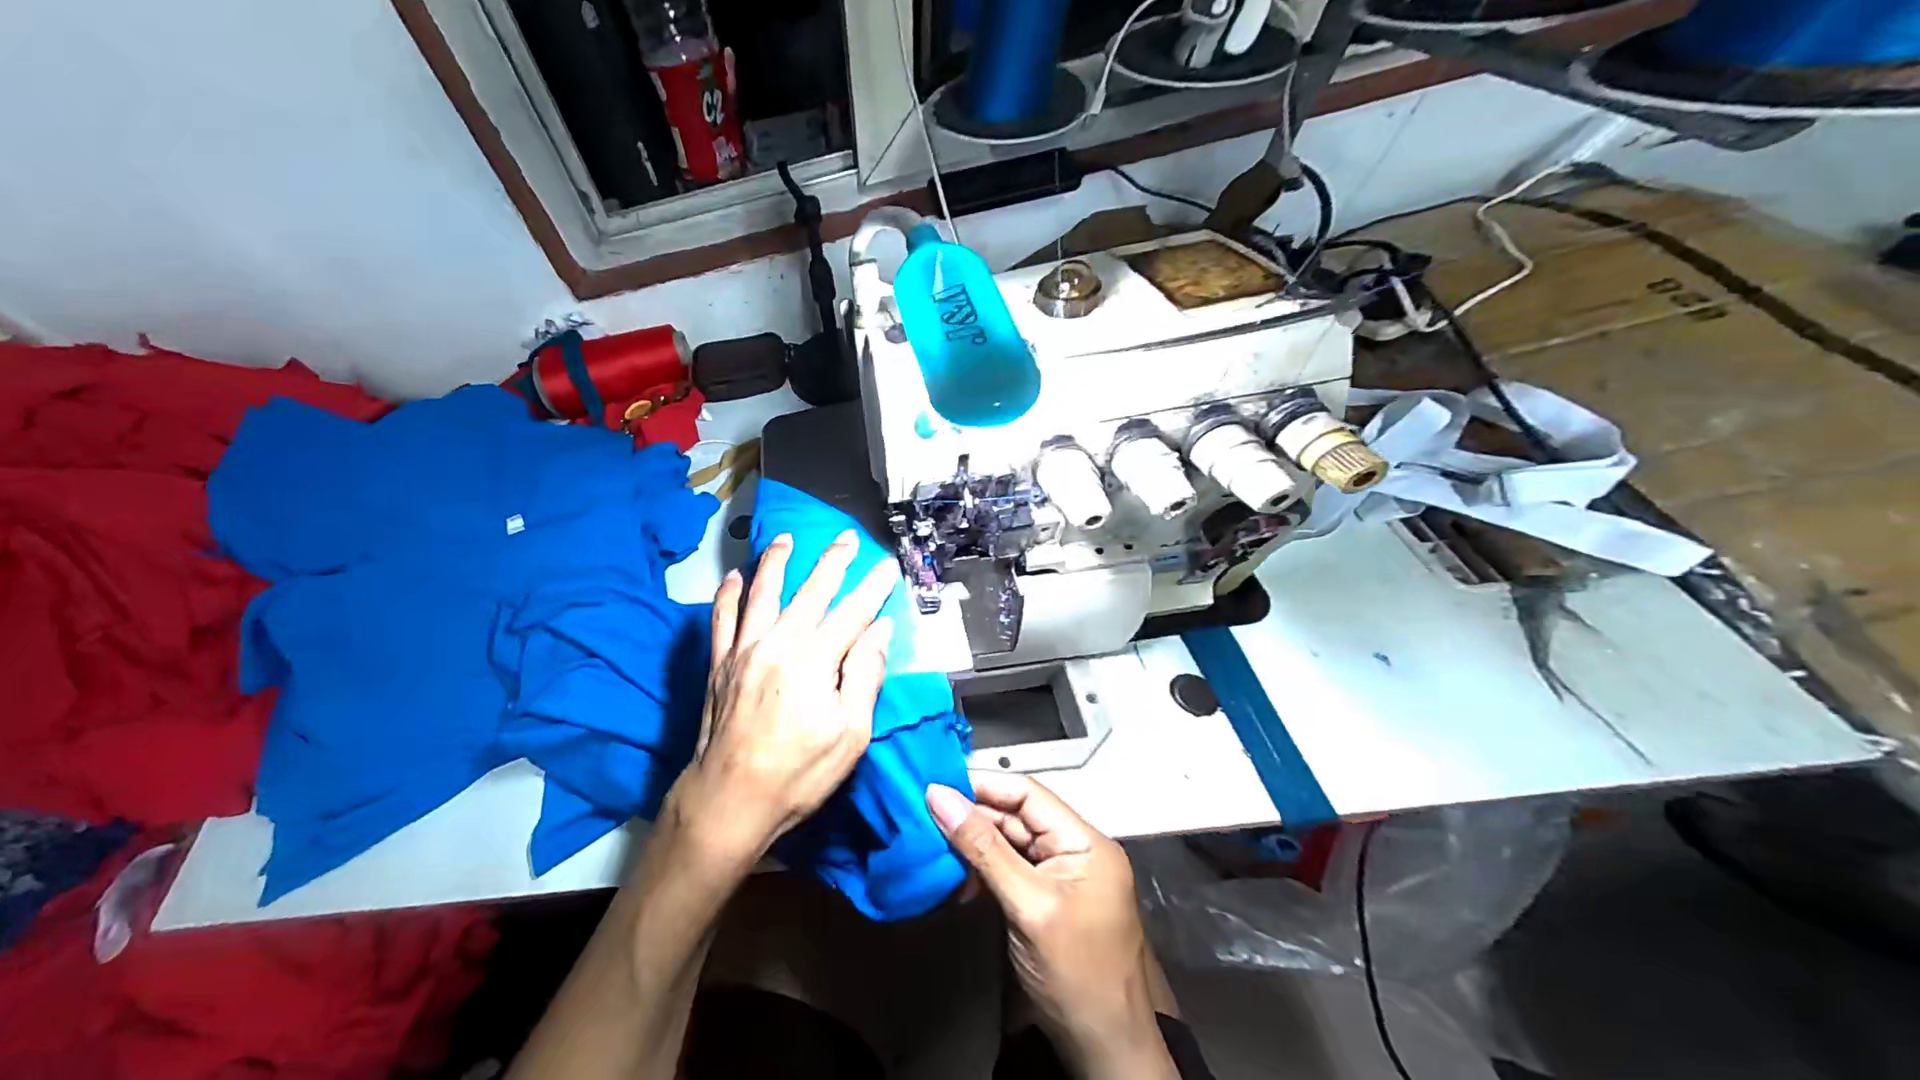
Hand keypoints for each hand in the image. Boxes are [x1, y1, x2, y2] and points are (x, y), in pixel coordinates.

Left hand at [667, 531, 896, 864]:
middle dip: (832, 562)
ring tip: (785, 538)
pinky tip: (734, 577)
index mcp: (813, 662)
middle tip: (846, 537)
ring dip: (776, 562)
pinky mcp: (719, 665)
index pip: (852, 613)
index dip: (873, 588)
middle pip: (810, 592)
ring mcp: (743, 652)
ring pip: (762, 594)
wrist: (729, 801)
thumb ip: (865, 675)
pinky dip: (728, 595)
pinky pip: (722, 619)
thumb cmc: (799, 774)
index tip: (887, 566)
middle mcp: (777, 644)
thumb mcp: (851, 734)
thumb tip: (880, 630)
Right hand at [926, 774, 1175, 1077]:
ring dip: (972, 846)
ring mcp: (1060, 876)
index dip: (983, 786)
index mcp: (1085, 841)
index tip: (937, 785)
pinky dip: (982, 872)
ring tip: (931, 844)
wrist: (1105, 1048)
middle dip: (972, 817)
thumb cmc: (1076, 973)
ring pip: (1009, 844)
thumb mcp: (1028, 905)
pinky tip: (955, 878)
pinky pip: (1009, 871)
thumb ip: (984, 849)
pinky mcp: (1045, 900)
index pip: (1028, 794)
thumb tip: (939, 797)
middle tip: (924, 816)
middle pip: (1016, 818)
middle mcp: (1075, 850)